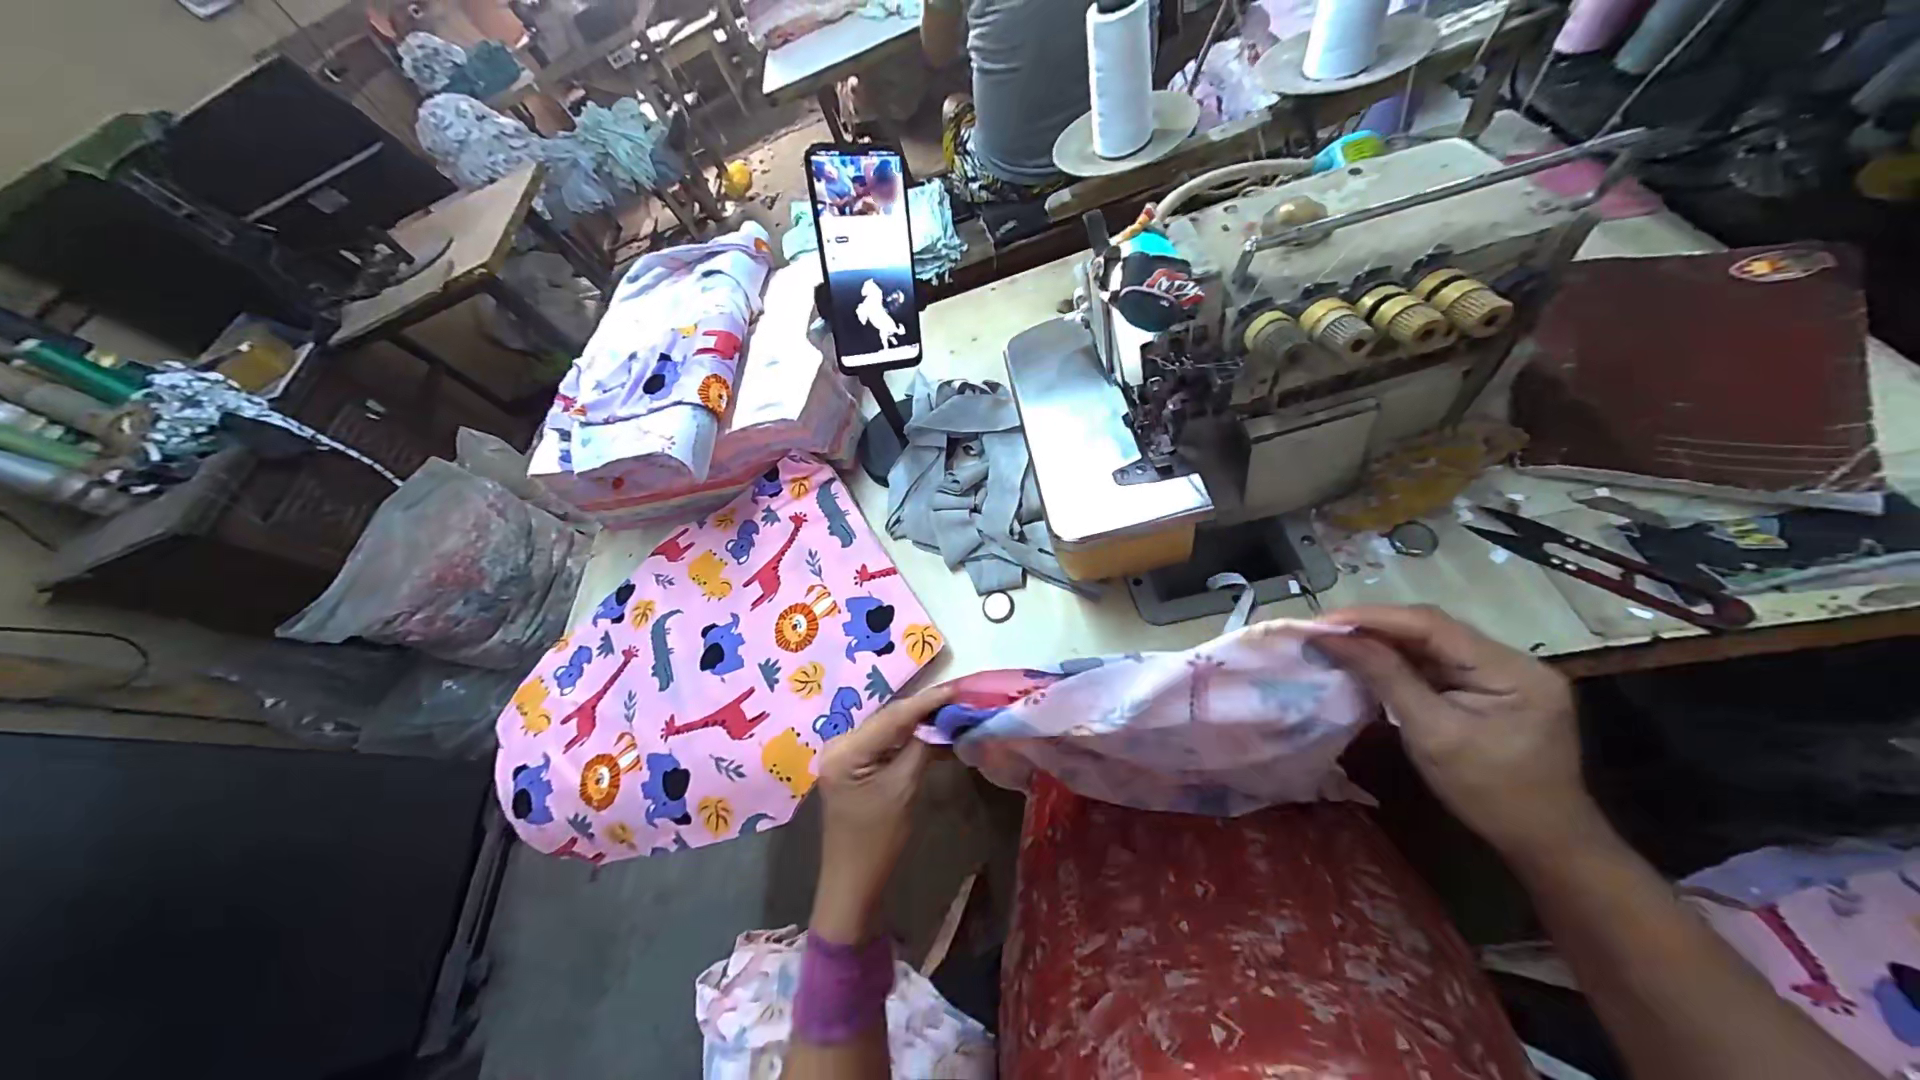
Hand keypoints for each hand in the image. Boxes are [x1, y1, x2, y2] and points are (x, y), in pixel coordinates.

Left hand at [809, 685, 955, 943]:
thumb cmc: (878, 840)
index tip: (957, 688)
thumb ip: (920, 747)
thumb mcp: (904, 788)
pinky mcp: (852, 763)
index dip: (927, 701)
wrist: (854, 881)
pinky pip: (883, 741)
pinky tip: (931, 731)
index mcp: (846, 750)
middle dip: (923, 708)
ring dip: (917, 720)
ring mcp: (843, 753)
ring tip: (950, 708)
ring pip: (887, 727)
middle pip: (888, 718)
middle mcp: (839, 743)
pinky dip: (907, 737)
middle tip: (958, 697)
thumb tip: (941, 720)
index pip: (893, 716)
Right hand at [1312, 605, 1605, 862]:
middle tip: (1321, 630)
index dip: (1372, 617)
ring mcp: (1501, 673)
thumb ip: (1385, 677)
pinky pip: (1435, 663)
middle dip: (1372, 627)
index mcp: (1510, 669)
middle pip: (1430, 629)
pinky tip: (1366, 662)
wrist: (1543, 841)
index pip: (1430, 624)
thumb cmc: (1488, 793)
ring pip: (1429, 643)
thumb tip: (1332, 639)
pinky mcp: (1488, 687)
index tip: (1322, 621)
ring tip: (1334, 642)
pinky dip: (1397, 660)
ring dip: (1381, 642)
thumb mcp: (1431, 733)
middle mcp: (1511, 659)